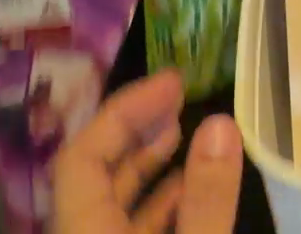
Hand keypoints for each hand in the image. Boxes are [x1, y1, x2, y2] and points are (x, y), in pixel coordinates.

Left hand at [51, 69, 243, 233]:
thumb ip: (206, 199)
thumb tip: (220, 123)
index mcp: (83, 233)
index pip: (81, 157)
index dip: (124, 111)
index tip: (173, 82)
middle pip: (93, 175)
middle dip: (136, 129)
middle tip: (180, 94)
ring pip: (108, 205)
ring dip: (146, 164)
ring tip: (184, 129)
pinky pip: (123, 231)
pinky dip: (154, 204)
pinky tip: (188, 190)